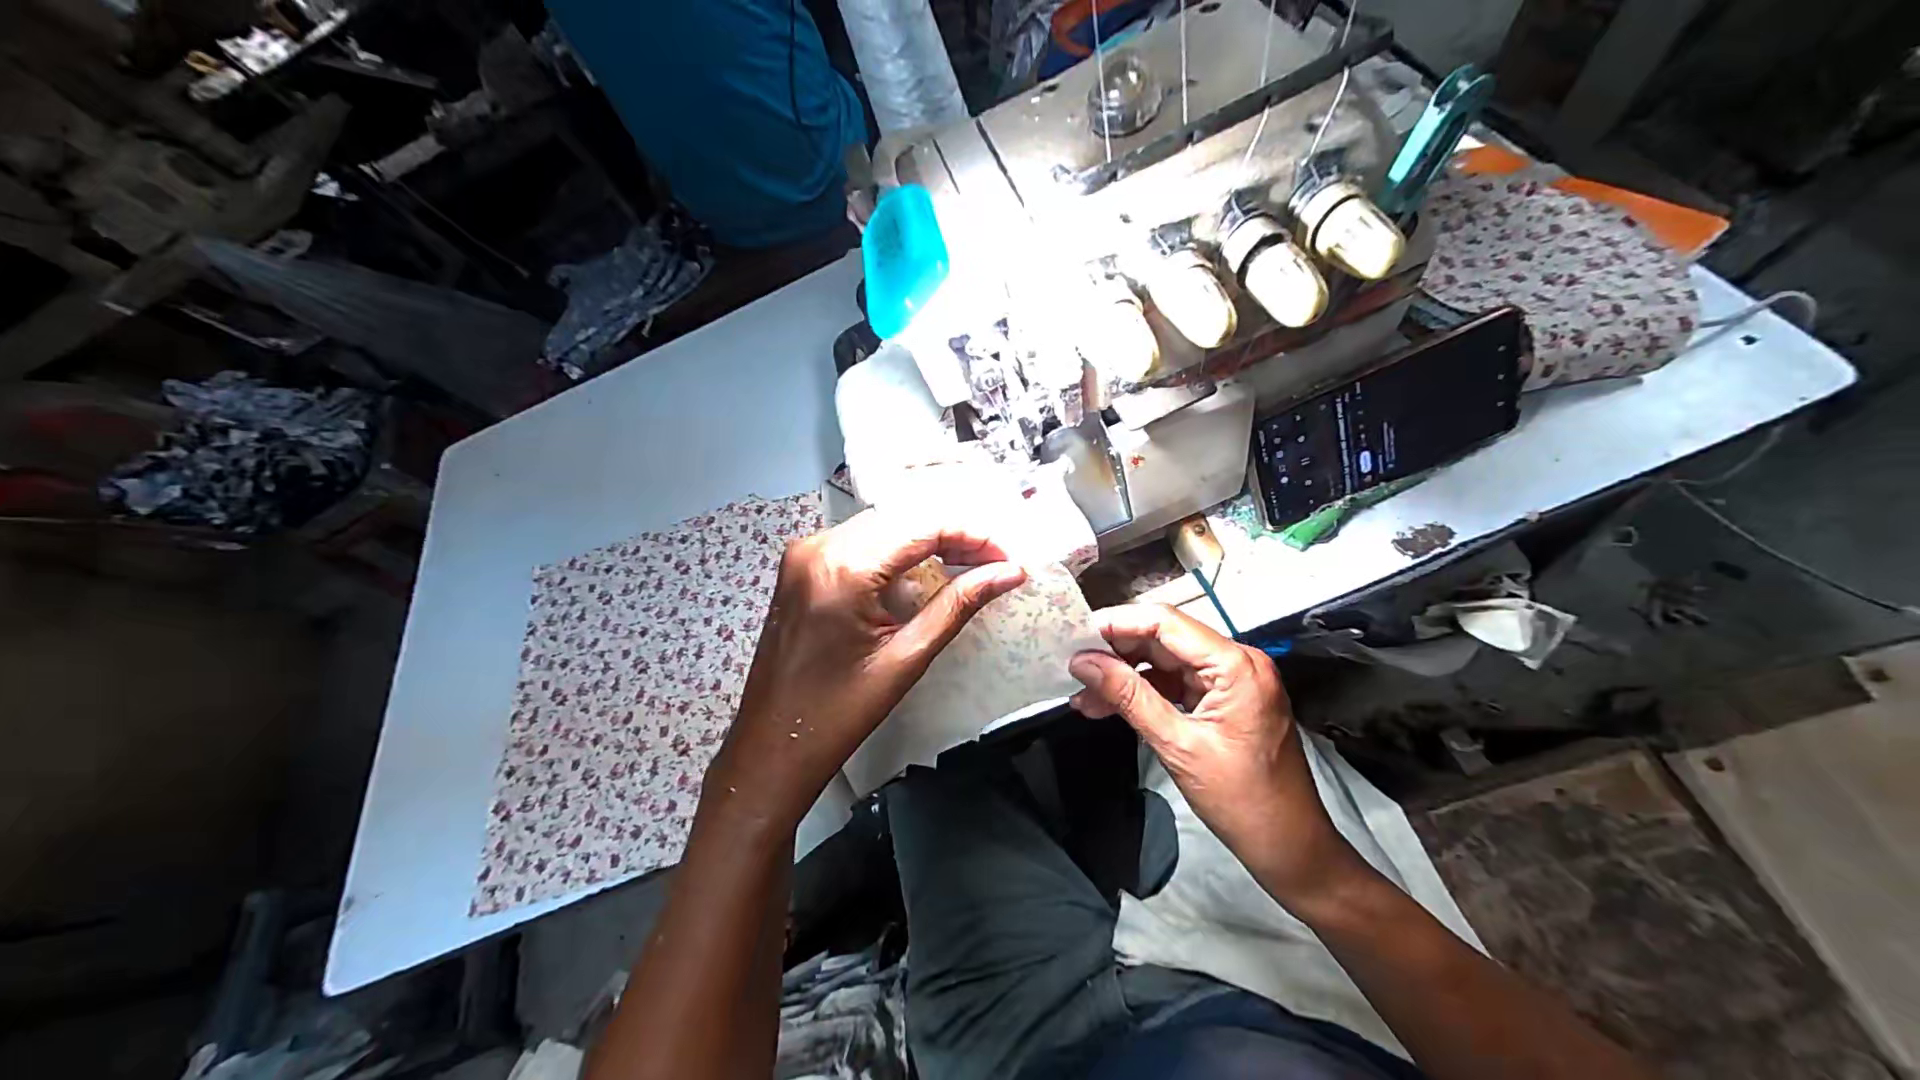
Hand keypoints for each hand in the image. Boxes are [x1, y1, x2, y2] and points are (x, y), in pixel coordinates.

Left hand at [709, 510, 1026, 825]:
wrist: (771, 746)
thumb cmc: (838, 713)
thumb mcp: (906, 658)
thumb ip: (958, 605)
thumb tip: (1008, 573)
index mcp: (842, 568)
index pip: (921, 526)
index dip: (972, 536)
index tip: (1007, 558)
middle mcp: (817, 546)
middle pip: (901, 519)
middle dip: (952, 535)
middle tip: (993, 564)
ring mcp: (803, 553)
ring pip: (881, 526)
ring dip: (925, 540)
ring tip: (967, 566)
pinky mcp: (800, 566)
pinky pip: (858, 541)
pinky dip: (894, 550)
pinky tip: (922, 571)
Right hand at [1068, 604, 1364, 908]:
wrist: (1290, 847)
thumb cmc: (1245, 802)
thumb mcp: (1177, 746)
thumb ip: (1129, 697)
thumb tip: (1085, 663)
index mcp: (1236, 665)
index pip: (1165, 623)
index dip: (1117, 624)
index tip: (1077, 635)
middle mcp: (1237, 662)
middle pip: (1163, 638)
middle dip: (1116, 653)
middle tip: (1075, 668)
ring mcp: (1232, 680)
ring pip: (1165, 662)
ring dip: (1125, 676)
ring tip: (1085, 695)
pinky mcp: (1224, 699)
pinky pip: (1176, 683)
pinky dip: (1144, 692)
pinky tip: (1111, 705)